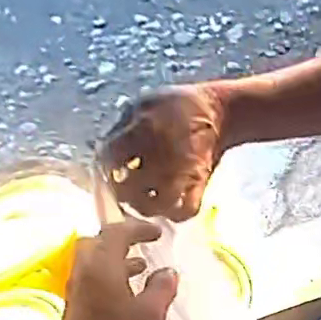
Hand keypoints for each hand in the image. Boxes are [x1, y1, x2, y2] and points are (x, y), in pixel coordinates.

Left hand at [48, 220, 177, 319]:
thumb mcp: (150, 316)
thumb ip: (161, 289)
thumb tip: (168, 271)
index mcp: (101, 269)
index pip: (116, 234)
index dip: (138, 228)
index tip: (158, 232)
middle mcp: (83, 273)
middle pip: (97, 243)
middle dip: (121, 240)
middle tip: (145, 245)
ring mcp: (76, 290)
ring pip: (94, 261)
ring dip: (116, 259)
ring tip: (142, 267)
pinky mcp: (76, 307)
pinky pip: (93, 278)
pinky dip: (111, 275)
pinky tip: (129, 292)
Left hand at [99, 85, 226, 220]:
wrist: (217, 113)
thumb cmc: (173, 105)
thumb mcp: (140, 105)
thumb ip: (121, 129)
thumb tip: (103, 154)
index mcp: (142, 129)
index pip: (112, 157)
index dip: (104, 169)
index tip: (106, 172)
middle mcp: (161, 154)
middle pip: (130, 187)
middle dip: (121, 193)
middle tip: (121, 191)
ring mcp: (182, 172)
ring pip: (157, 205)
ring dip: (146, 208)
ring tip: (142, 202)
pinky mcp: (200, 184)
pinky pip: (187, 209)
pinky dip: (176, 214)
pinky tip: (167, 209)